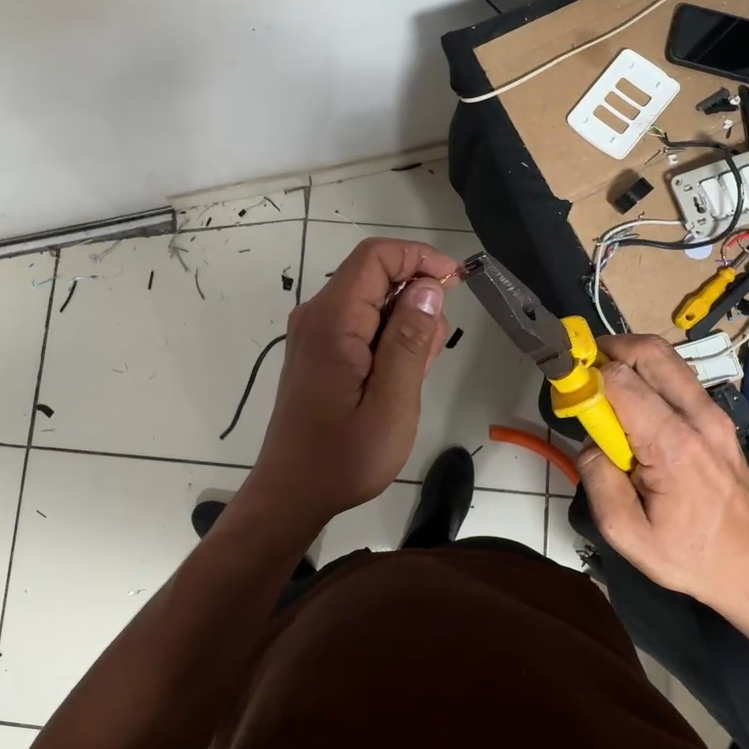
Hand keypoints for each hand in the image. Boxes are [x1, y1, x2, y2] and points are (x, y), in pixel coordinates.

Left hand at [246, 237, 458, 523]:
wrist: (292, 492)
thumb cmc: (343, 457)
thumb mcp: (392, 404)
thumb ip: (410, 340)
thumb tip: (428, 287)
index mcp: (332, 320)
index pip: (376, 256)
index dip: (419, 258)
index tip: (457, 282)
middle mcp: (316, 316)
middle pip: (375, 276)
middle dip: (415, 302)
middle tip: (428, 357)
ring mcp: (313, 334)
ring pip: (371, 303)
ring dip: (403, 328)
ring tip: (409, 380)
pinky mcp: (317, 352)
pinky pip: (360, 326)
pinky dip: (387, 343)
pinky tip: (394, 384)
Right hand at [576, 334, 748, 621]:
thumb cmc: (693, 556)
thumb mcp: (625, 532)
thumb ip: (597, 477)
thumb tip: (590, 440)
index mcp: (673, 444)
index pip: (619, 378)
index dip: (586, 378)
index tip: (569, 398)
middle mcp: (698, 418)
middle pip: (649, 350)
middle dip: (608, 351)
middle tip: (584, 379)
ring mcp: (715, 416)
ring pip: (666, 359)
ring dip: (629, 363)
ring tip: (606, 397)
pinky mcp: (719, 422)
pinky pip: (678, 381)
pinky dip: (649, 380)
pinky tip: (635, 415)